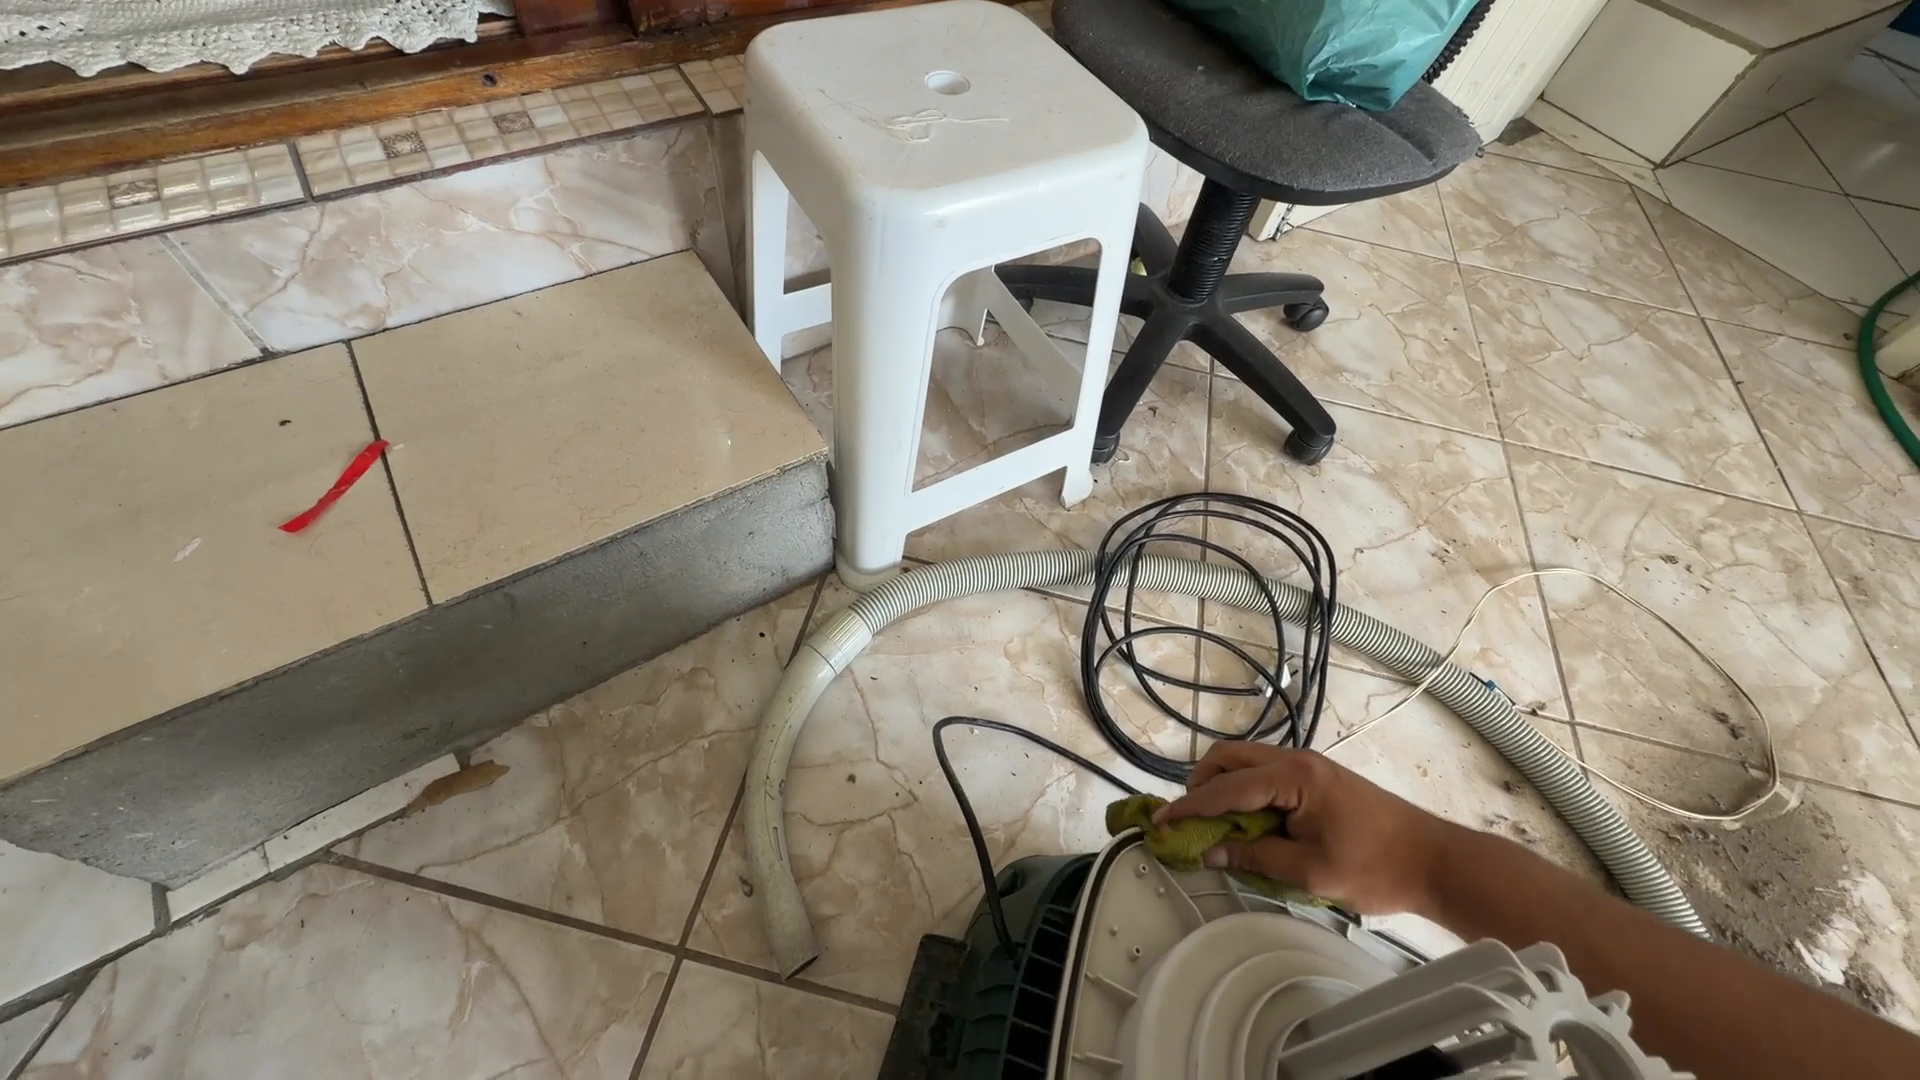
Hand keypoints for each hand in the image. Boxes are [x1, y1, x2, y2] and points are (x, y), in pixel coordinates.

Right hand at [1155, 743, 1457, 914]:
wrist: (1436, 861)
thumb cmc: (1376, 868)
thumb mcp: (1309, 872)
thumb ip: (1254, 857)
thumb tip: (1209, 853)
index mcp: (1293, 777)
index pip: (1225, 786)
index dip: (1189, 806)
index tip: (1160, 821)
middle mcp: (1295, 759)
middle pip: (1228, 757)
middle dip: (1200, 784)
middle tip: (1190, 820)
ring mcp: (1306, 764)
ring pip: (1245, 760)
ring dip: (1221, 784)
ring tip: (1215, 822)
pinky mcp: (1315, 776)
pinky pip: (1263, 772)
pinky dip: (1242, 789)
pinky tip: (1245, 818)